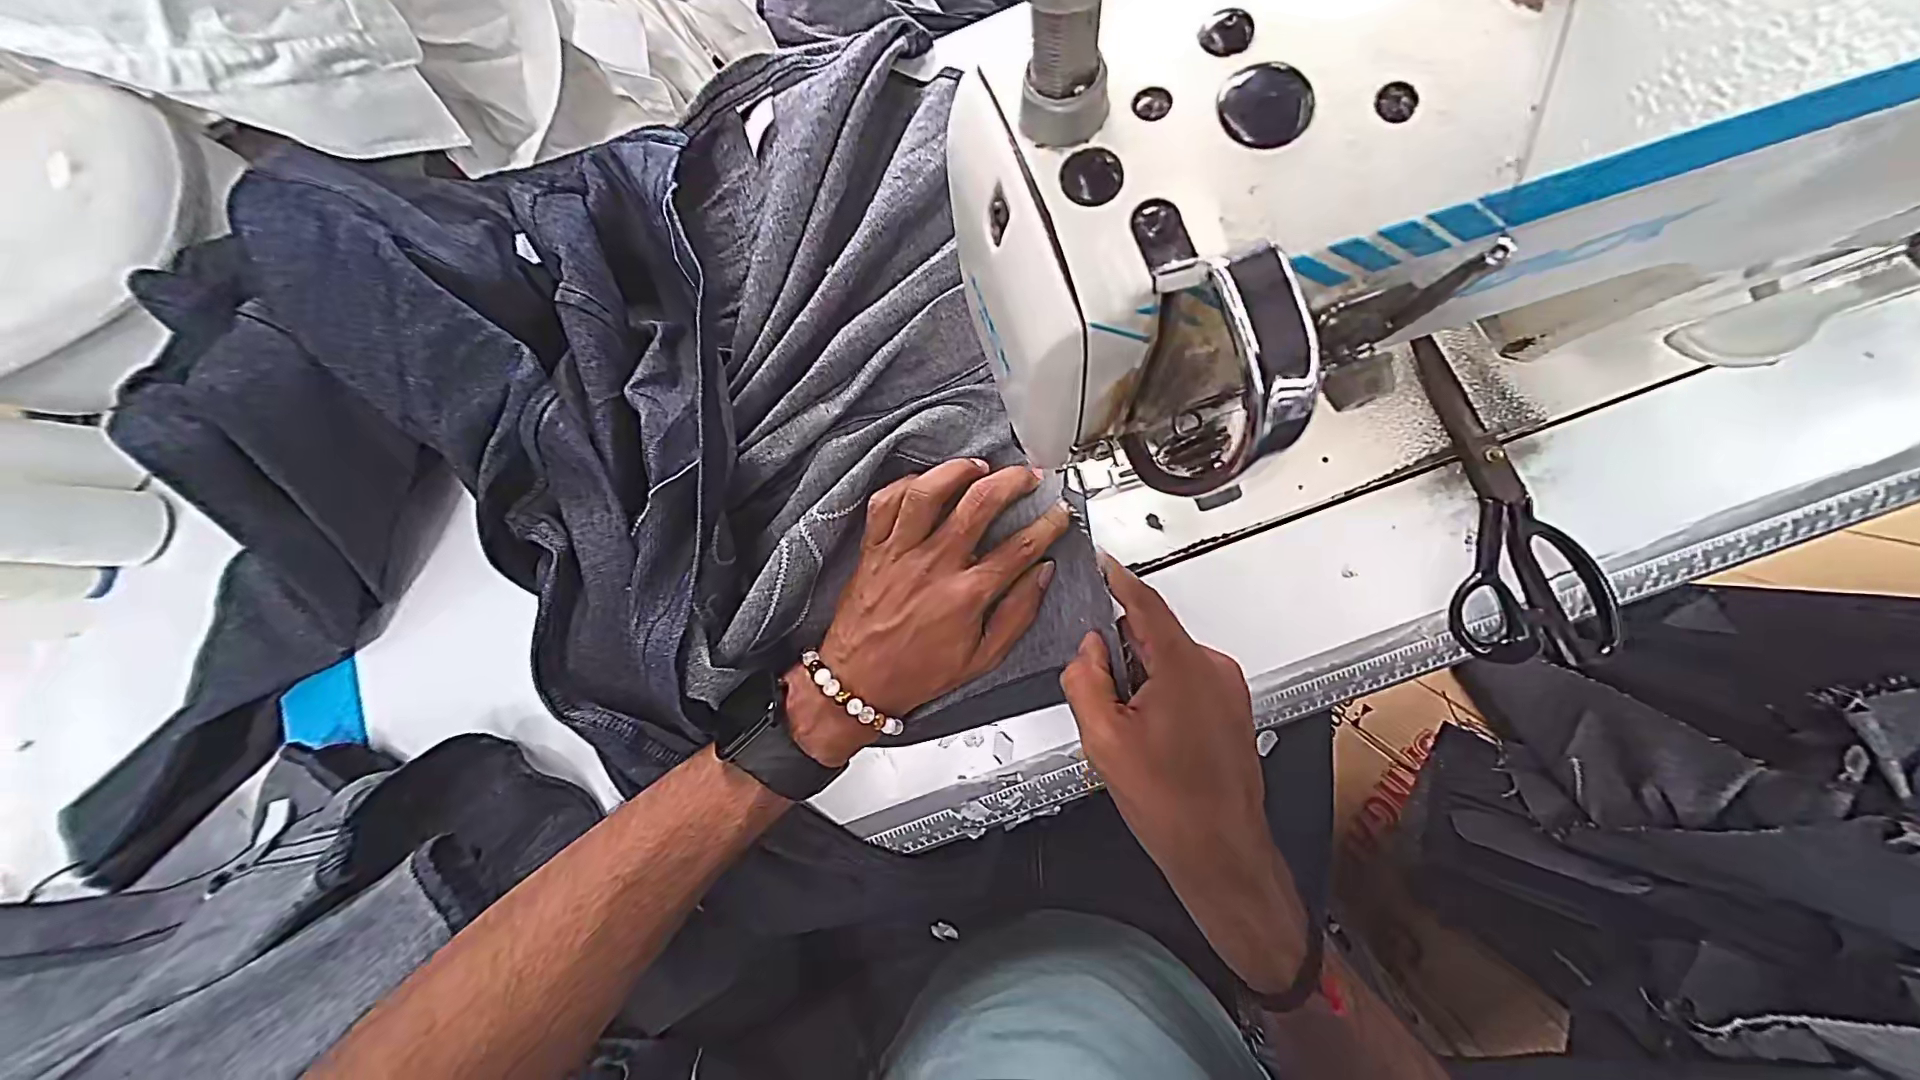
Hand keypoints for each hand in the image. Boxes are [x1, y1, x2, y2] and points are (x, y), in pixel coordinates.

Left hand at [791, 458, 1070, 764]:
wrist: (860, 680)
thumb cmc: (918, 671)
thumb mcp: (983, 658)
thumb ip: (1018, 613)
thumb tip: (1042, 575)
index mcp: (966, 595)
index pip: (1020, 546)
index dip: (1048, 524)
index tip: (1058, 512)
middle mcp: (934, 566)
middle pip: (979, 504)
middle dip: (1011, 481)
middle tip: (1027, 476)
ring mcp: (900, 553)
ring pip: (928, 493)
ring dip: (957, 471)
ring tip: (979, 466)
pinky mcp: (874, 549)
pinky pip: (886, 503)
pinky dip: (906, 484)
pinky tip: (926, 482)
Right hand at [1062, 556, 1309, 988]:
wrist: (1220, 850)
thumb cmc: (1175, 806)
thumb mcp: (1103, 739)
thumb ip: (1085, 680)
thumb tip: (1086, 650)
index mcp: (1182, 668)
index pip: (1144, 603)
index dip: (1117, 578)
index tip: (1103, 562)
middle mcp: (1212, 669)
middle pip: (1151, 634)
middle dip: (1119, 652)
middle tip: (1101, 694)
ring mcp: (1226, 688)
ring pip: (1166, 658)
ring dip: (1139, 677)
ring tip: (1131, 728)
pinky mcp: (1231, 705)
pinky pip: (1184, 678)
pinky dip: (1159, 690)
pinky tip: (1150, 734)